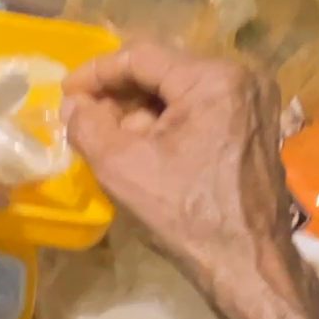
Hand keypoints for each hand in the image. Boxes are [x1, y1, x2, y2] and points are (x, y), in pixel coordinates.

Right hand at [63, 43, 301, 299]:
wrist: (244, 261)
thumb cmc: (183, 213)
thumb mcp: (121, 167)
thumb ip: (88, 125)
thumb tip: (73, 104)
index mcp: (213, 79)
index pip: (141, 56)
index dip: (96, 72)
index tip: (65, 93)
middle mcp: (241, 79)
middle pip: (163, 71)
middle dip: (118, 94)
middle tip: (83, 118)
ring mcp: (253, 104)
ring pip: (179, 92)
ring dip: (139, 111)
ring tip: (108, 139)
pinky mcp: (254, 129)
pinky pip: (199, 111)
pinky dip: (165, 124)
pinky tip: (141, 150)